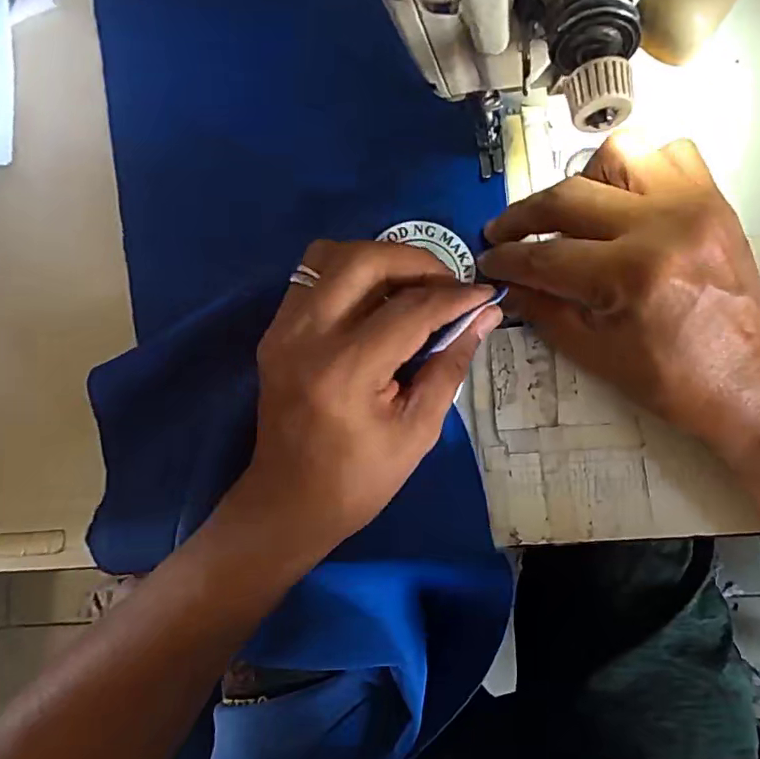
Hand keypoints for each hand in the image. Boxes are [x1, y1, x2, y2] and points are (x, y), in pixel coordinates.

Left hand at [224, 239, 501, 561]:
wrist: (288, 503)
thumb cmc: (359, 481)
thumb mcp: (417, 431)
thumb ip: (450, 366)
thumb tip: (485, 317)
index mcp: (346, 372)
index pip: (410, 310)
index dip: (455, 297)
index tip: (485, 294)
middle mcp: (306, 337)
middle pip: (365, 261)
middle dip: (417, 260)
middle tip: (449, 284)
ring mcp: (282, 330)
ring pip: (331, 256)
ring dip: (380, 259)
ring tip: (414, 286)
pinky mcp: (274, 332)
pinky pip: (314, 277)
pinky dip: (351, 275)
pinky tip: (378, 301)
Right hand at [477, 136, 759, 457]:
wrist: (747, 382)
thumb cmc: (675, 382)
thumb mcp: (595, 354)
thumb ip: (544, 310)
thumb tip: (509, 284)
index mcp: (632, 274)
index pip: (546, 255)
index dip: (508, 260)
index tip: (490, 262)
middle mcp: (662, 226)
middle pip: (569, 197)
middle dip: (523, 217)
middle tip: (506, 234)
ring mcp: (693, 205)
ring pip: (618, 154)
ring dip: (582, 180)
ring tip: (571, 213)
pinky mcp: (713, 201)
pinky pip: (669, 155)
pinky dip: (637, 170)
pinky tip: (623, 202)